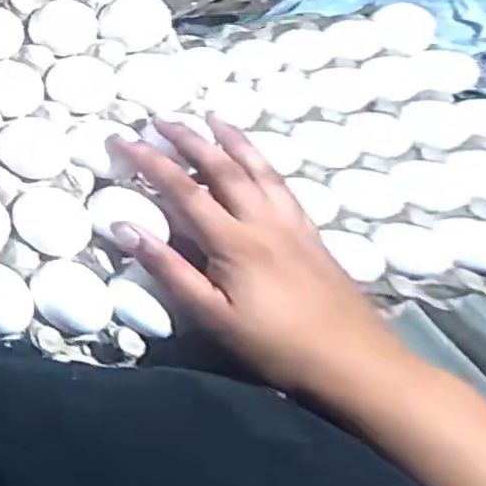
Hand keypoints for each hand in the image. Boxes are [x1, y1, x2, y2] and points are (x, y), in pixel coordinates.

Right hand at [106, 116, 412, 399]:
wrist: (362, 367)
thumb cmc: (277, 345)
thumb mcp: (212, 315)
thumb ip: (168, 268)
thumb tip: (124, 228)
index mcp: (235, 242)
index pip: (183, 190)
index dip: (150, 161)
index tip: (123, 140)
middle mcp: (264, 222)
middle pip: (222, 168)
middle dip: (188, 139)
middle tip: (161, 119)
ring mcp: (292, 225)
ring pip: (258, 170)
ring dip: (231, 140)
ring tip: (212, 118)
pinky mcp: (310, 234)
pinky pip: (281, 186)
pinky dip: (261, 163)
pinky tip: (255, 160)